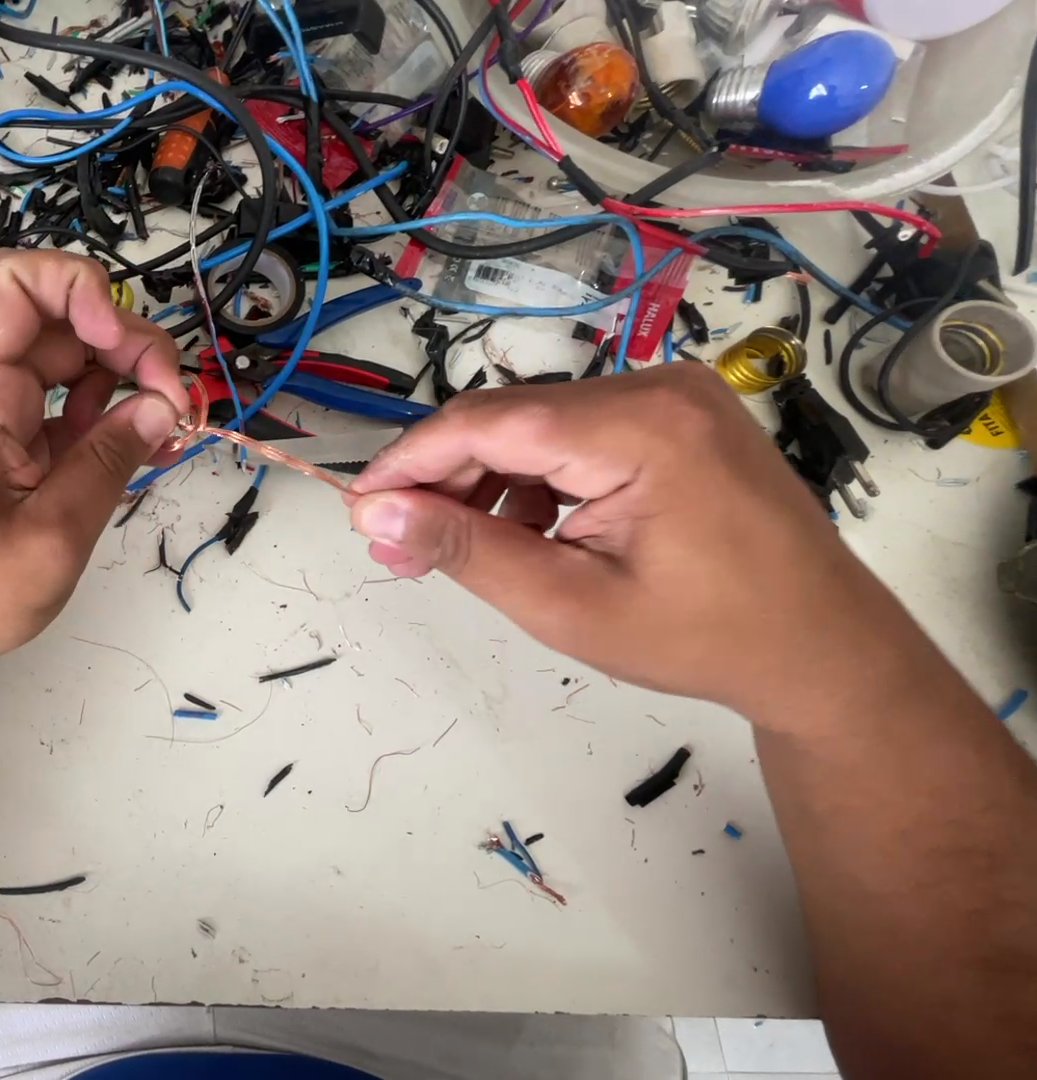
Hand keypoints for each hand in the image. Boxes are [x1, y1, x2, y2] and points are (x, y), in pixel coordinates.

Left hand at [0, 251, 188, 688]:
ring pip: (71, 361)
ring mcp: (1, 418)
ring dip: (126, 381)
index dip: (77, 288)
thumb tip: (162, 405)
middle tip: (173, 403)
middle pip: (60, 321)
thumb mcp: (54, 535)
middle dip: (126, 344)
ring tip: (167, 430)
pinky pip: (68, 408)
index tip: (122, 346)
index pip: (14, 287)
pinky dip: (110, 418)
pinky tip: (146, 448)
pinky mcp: (16, 447)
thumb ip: (110, 461)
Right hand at [345, 363, 936, 722]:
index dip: (407, 461)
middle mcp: (652, 389)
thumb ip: (463, 550)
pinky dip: (520, 483)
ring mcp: (664, 398)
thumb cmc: (701, 637)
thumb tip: (373, 514)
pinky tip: (510, 532)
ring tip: (442, 548)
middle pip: (501, 421)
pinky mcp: (665, 418)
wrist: (824, 651)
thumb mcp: (564, 604)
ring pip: (524, 429)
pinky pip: (561, 438)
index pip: (483, 422)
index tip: (358, 508)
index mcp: (640, 428)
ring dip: (474, 485)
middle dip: (438, 482)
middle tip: (395, 545)